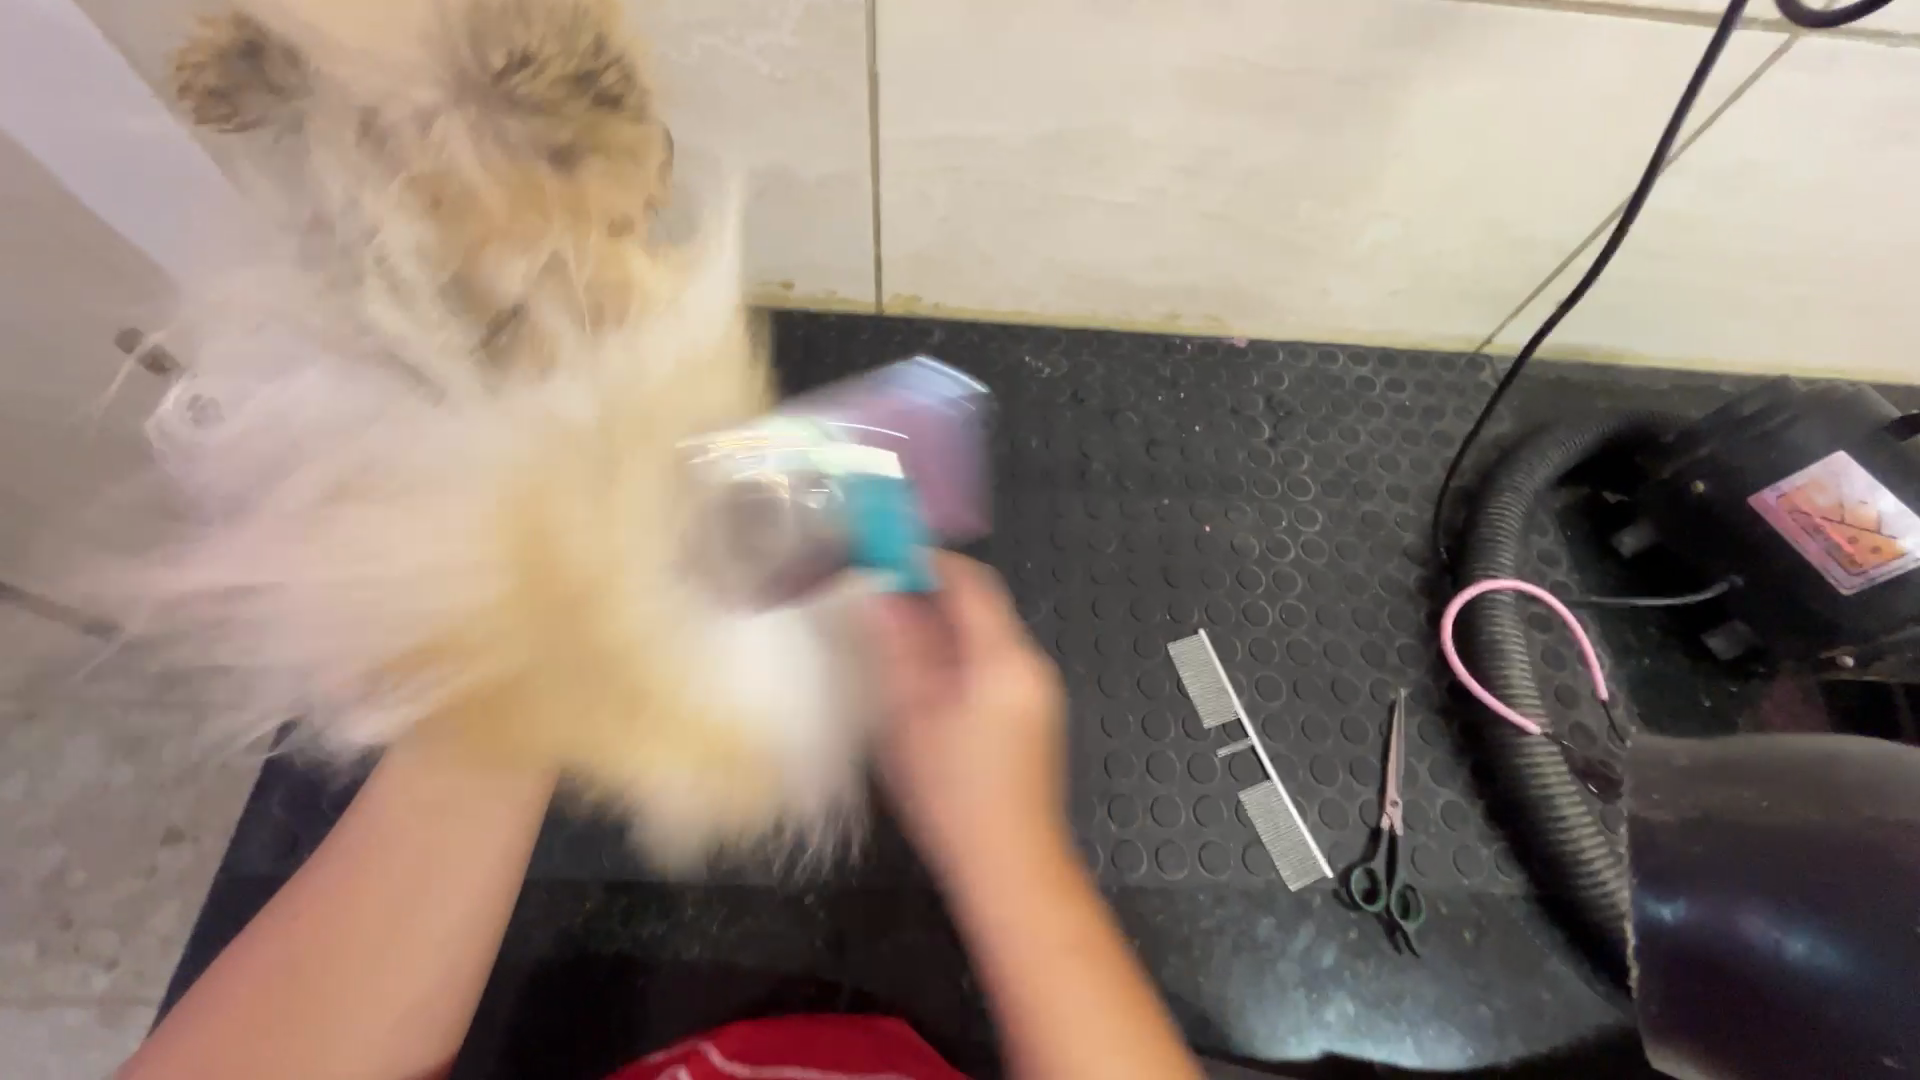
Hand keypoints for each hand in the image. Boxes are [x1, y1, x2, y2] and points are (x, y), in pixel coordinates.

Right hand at [864, 553, 1070, 883]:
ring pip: (984, 639)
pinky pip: (994, 666)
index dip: (928, 561)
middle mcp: (1031, 664)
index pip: (970, 583)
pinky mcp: (1035, 714)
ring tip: (892, 646)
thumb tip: (881, 594)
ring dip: (941, 631)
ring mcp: (1038, 690)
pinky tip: (924, 686)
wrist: (1011, 866)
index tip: (885, 556)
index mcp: (1005, 658)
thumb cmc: (953, 795)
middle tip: (878, 603)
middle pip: (980, 609)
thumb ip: (897, 650)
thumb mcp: (911, 718)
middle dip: (929, 599)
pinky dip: (958, 660)